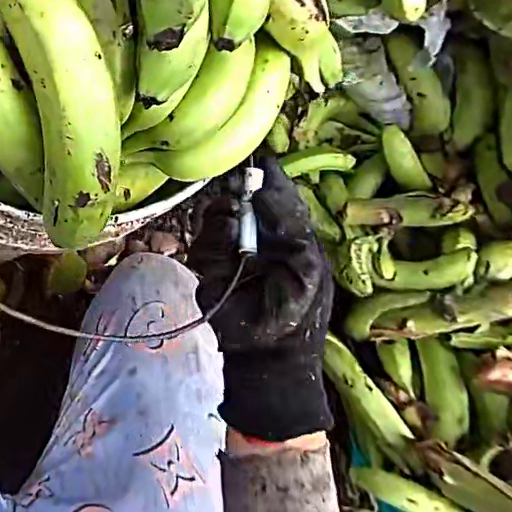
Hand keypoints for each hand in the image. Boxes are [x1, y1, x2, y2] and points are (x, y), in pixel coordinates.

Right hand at [190, 151, 333, 442]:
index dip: (265, 171)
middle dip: (240, 181)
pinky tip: (226, 234)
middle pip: (243, 192)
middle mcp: (257, 233)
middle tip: (236, 171)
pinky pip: (207, 229)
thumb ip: (286, 221)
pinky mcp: (206, 258)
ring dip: (228, 205)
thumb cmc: (296, 315)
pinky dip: (216, 226)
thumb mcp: (305, 264)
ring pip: (220, 207)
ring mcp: (228, 244)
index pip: (275, 190)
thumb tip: (263, 180)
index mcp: (289, 233)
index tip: (255, 153)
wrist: (264, 357)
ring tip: (234, 208)